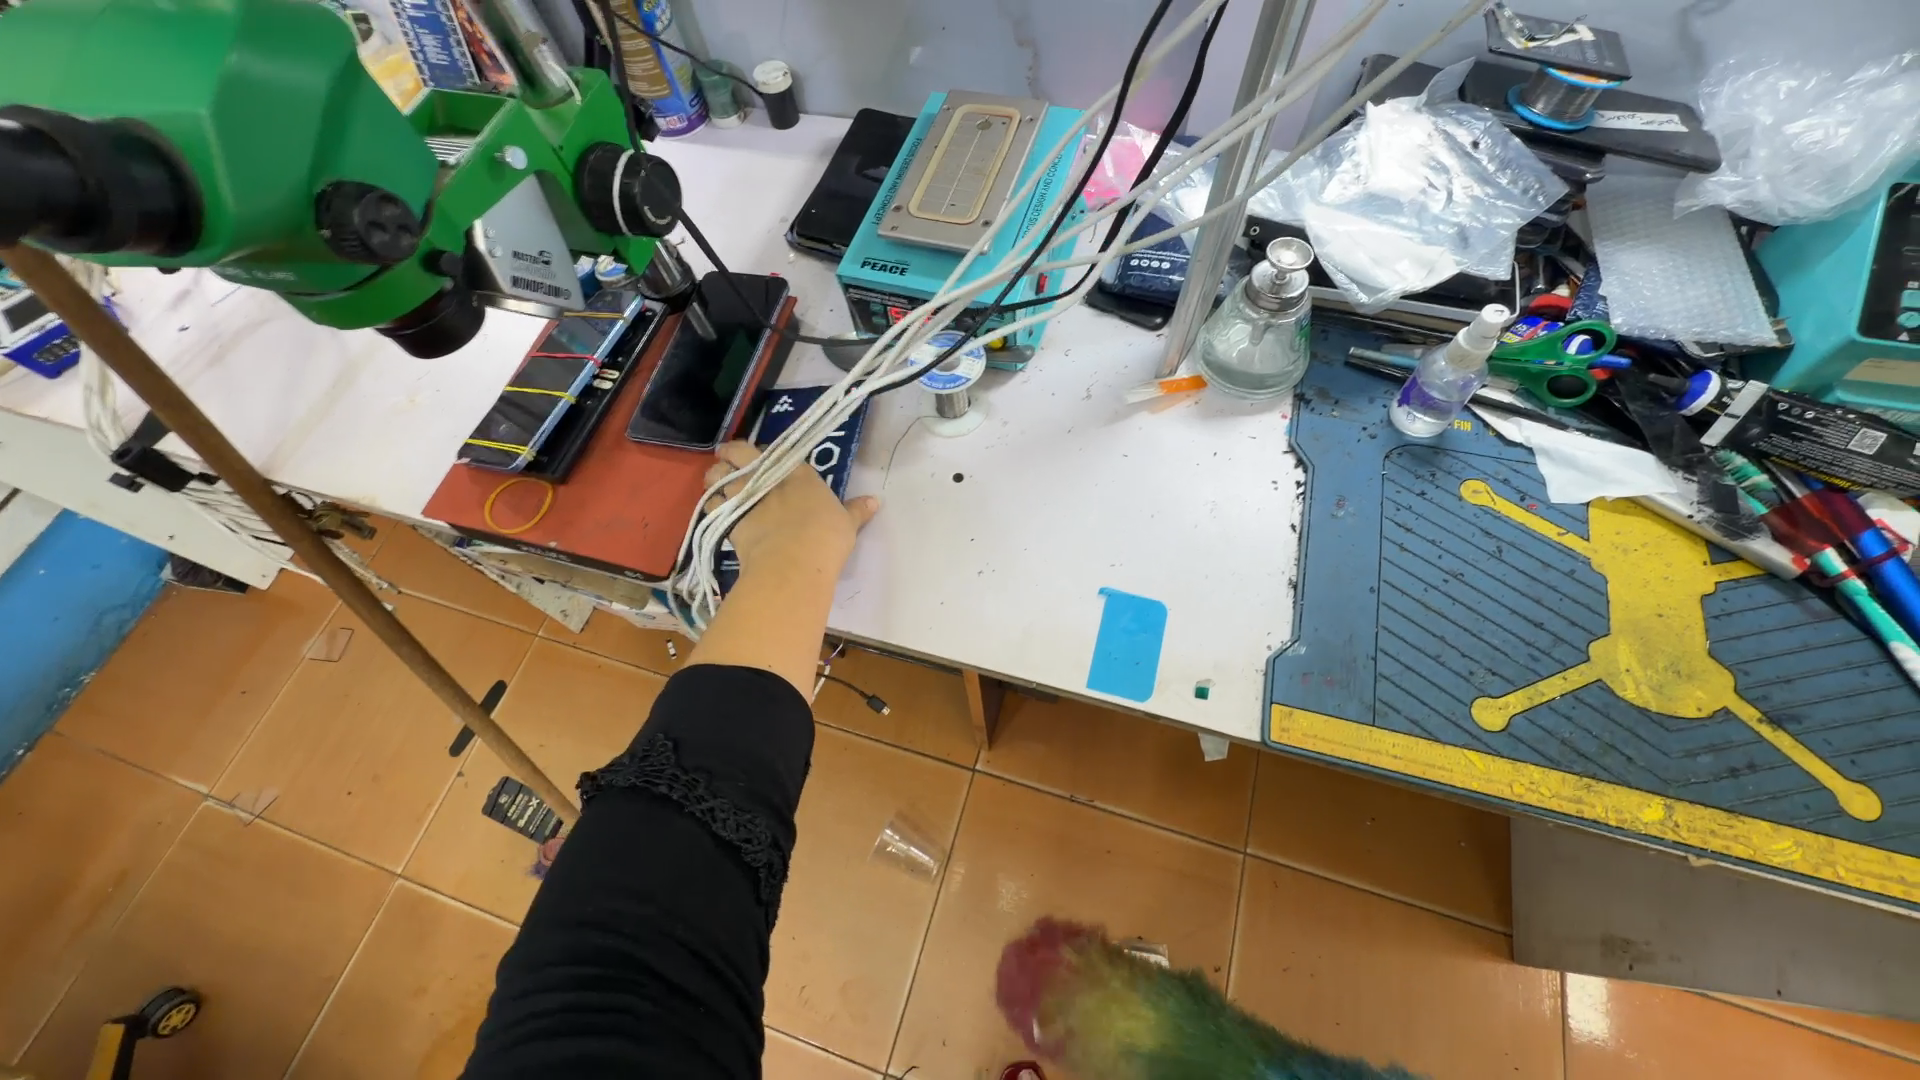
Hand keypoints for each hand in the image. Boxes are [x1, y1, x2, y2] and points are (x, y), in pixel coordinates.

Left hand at [705, 441, 877, 577]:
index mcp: (798, 472)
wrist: (794, 562)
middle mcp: (768, 476)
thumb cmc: (826, 538)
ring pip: (718, 475)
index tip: (760, 458)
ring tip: (715, 480)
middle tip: (726, 456)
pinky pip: (712, 503)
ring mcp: (744, 495)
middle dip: (730, 453)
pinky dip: (710, 503)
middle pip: (739, 453)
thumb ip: (857, 510)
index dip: (763, 453)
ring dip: (714, 476)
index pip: (774, 452)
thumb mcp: (848, 523)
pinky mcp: (728, 517)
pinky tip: (713, 507)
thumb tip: (876, 501)